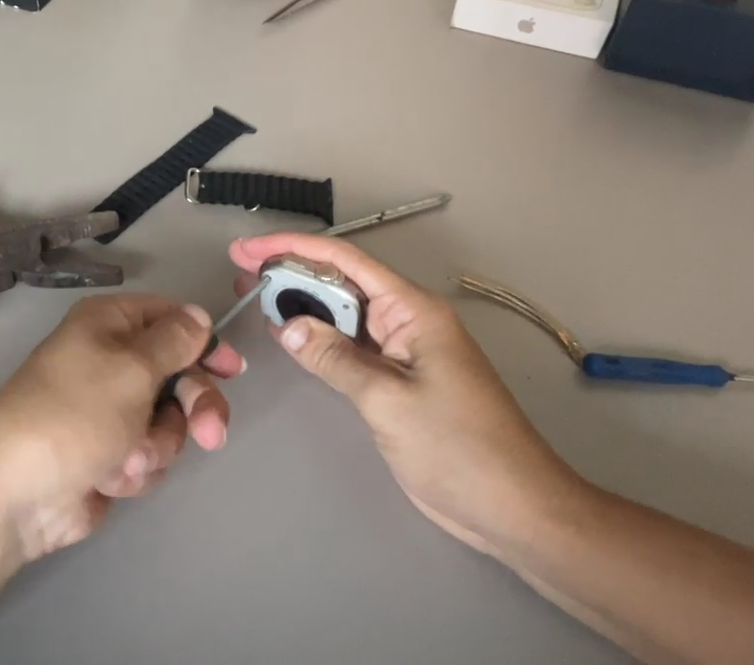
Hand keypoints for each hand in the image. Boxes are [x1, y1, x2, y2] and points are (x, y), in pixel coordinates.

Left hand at [0, 294, 243, 562]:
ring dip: (155, 445)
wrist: (16, 495)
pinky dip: (133, 469)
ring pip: (168, 422)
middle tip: (209, 432)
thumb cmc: (73, 414)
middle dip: (192, 408)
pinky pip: (147, 456)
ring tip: (125, 459)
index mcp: (108, 324)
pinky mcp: (109, 455)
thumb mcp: (131, 368)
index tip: (232, 369)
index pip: (170, 318)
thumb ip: (174, 341)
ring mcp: (109, 411)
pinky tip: (106, 478)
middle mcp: (109, 360)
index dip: (203, 342)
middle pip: (178, 374)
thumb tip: (197, 314)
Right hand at [230, 233, 584, 555]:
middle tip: (239, 272)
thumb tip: (287, 325)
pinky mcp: (395, 378)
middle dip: (290, 271)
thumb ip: (334, 358)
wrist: (513, 507)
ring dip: (300, 302)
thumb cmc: (458, 447)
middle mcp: (406, 320)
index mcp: (413, 310)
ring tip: (252, 295)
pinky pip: (349, 344)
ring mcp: (400, 349)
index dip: (292, 247)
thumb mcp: (387, 399)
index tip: (247, 249)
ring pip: (341, 312)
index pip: (345, 260)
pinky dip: (316, 336)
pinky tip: (286, 334)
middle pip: (340, 281)